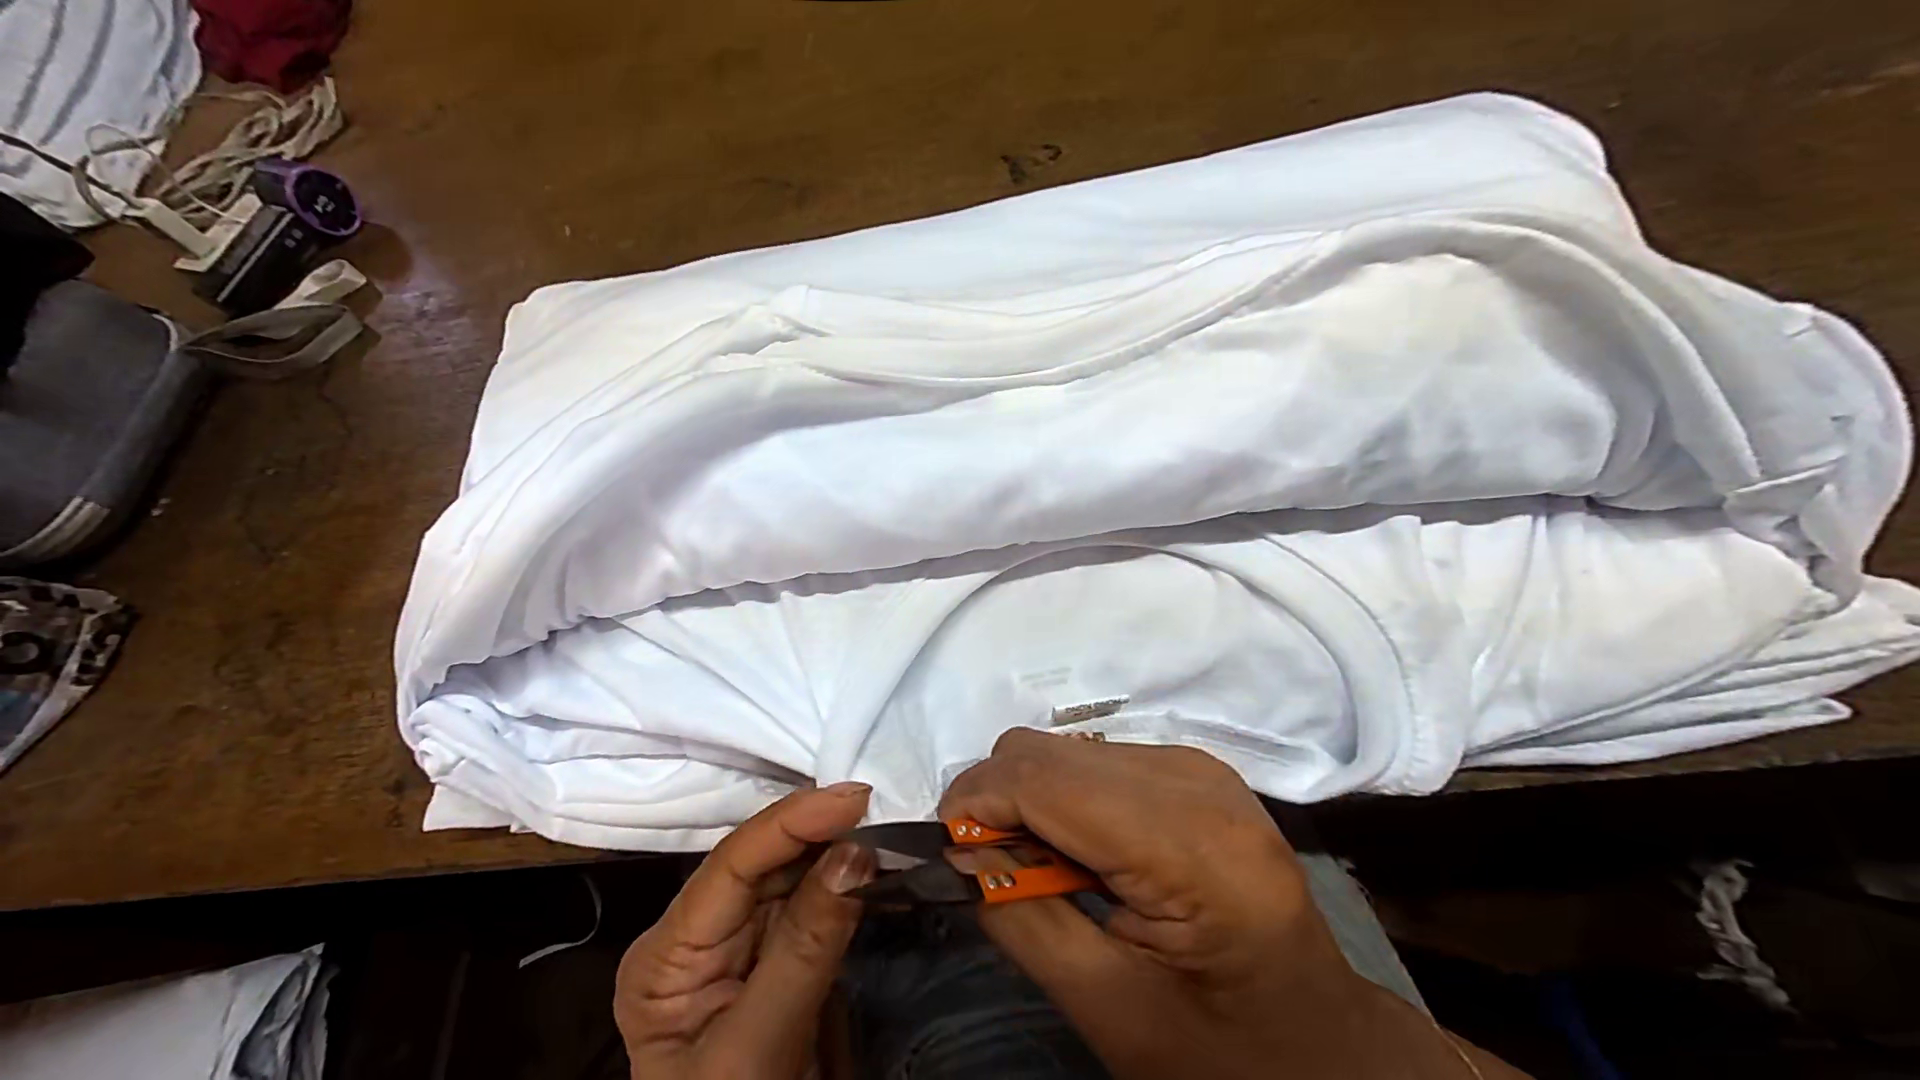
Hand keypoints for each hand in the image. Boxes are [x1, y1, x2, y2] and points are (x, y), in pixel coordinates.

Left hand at [615, 783, 876, 1078]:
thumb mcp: (758, 1048)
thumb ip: (805, 946)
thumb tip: (856, 852)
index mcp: (666, 955)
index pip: (730, 864)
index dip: (792, 821)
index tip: (854, 797)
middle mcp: (697, 934)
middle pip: (761, 861)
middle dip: (819, 830)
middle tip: (880, 812)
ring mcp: (738, 942)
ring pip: (790, 874)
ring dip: (836, 850)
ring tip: (883, 830)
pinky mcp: (775, 954)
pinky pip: (812, 903)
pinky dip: (845, 882)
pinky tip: (872, 864)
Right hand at [939, 730, 1524, 1078]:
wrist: (1317, 1037)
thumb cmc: (1217, 1047)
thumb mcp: (1107, 1006)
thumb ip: (1019, 917)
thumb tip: (958, 851)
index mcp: (1191, 847)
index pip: (1048, 780)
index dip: (978, 802)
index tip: (947, 850)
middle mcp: (1196, 780)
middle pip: (1049, 751)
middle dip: (999, 800)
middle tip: (1000, 873)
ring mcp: (1199, 765)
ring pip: (1064, 747)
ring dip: (1031, 798)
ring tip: (1050, 871)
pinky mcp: (1193, 766)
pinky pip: (1094, 757)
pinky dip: (1065, 796)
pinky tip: (1087, 852)